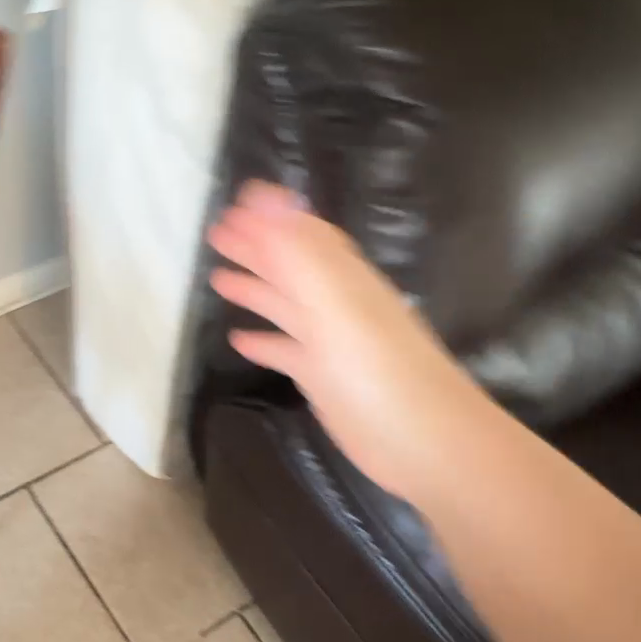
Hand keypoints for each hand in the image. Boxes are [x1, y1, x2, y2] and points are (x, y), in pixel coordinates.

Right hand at [207, 181, 493, 496]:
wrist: (425, 443)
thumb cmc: (377, 372)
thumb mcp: (336, 305)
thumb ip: (299, 254)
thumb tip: (266, 198)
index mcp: (340, 281)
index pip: (302, 235)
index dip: (270, 218)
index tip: (234, 202)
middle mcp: (336, 305)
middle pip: (290, 266)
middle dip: (255, 247)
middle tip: (215, 234)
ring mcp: (331, 344)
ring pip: (286, 306)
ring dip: (255, 289)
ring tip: (217, 279)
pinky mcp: (325, 379)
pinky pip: (286, 350)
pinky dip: (263, 341)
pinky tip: (238, 340)